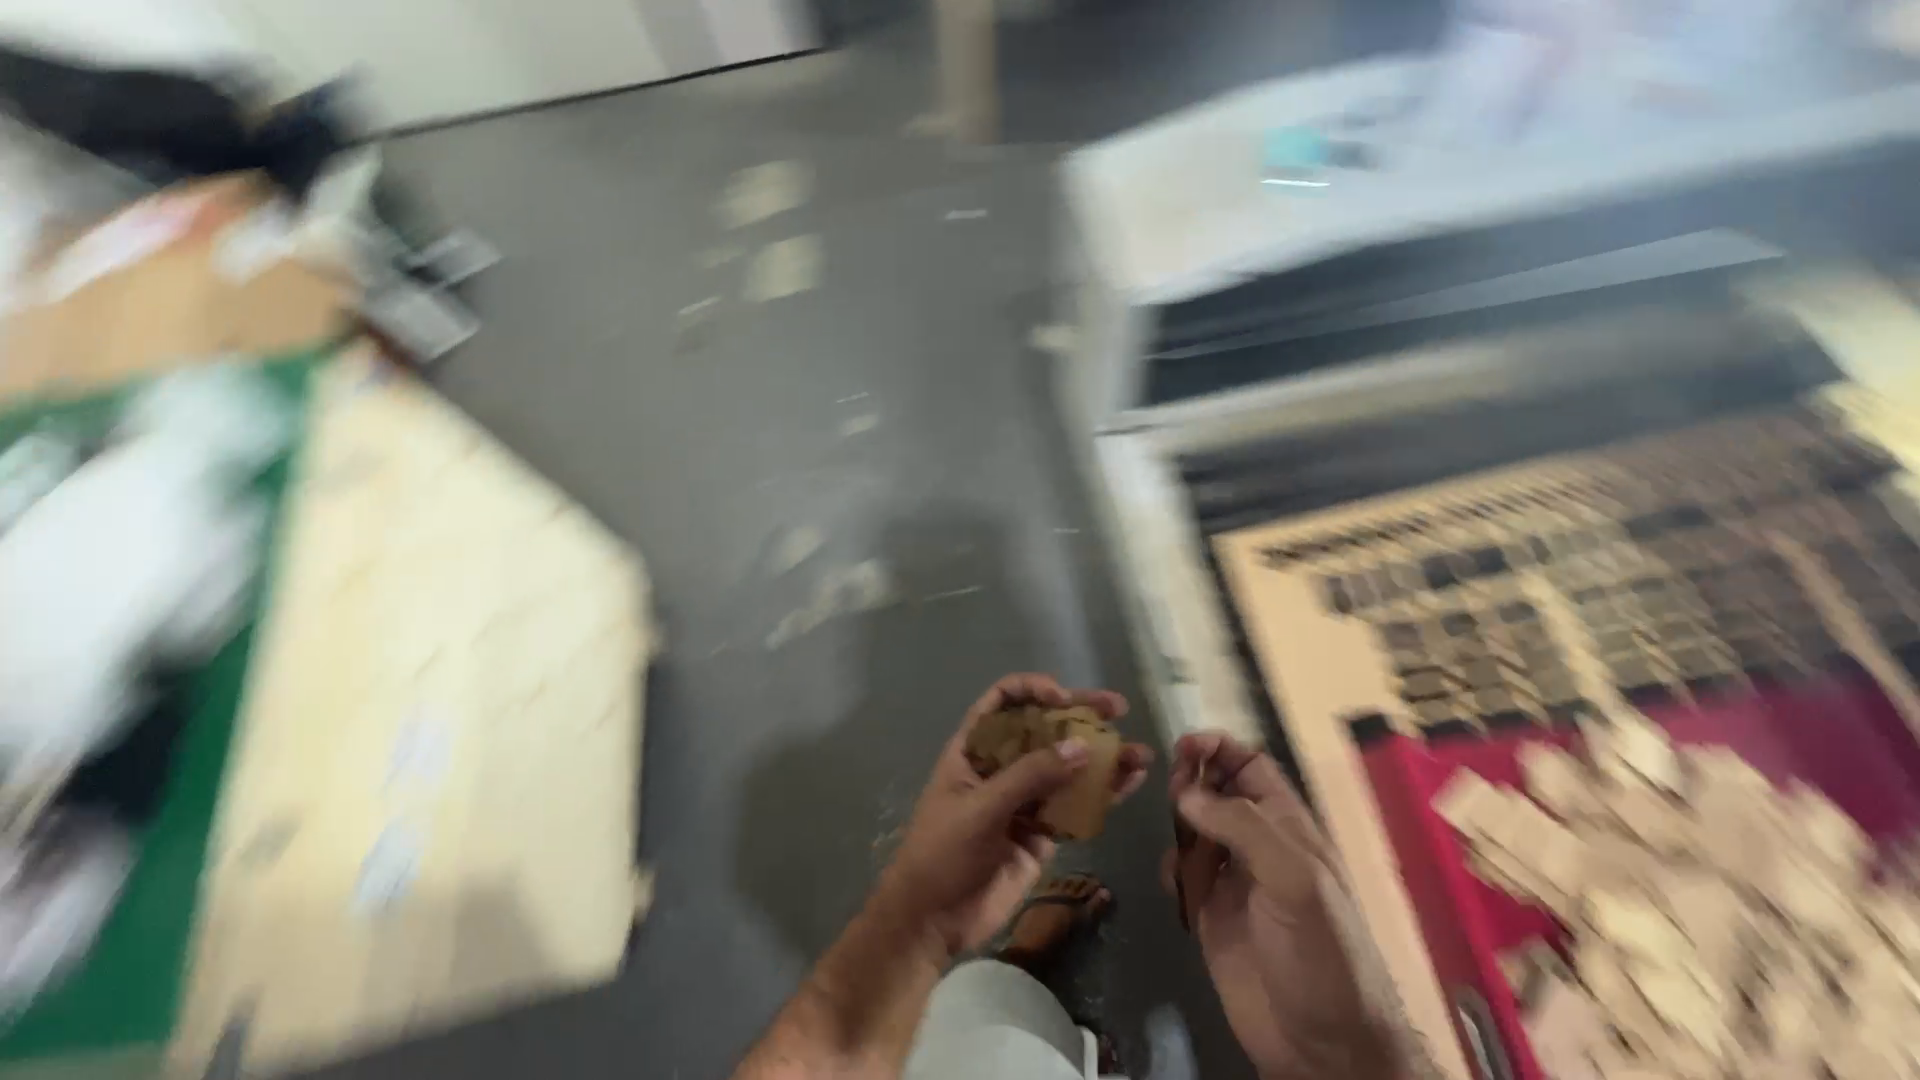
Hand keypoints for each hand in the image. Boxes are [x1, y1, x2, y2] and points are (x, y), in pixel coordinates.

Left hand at [872, 673, 1151, 960]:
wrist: (932, 920)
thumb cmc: (942, 853)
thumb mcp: (981, 809)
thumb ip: (1030, 776)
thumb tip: (1082, 746)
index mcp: (974, 749)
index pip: (1003, 701)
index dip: (1033, 690)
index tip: (1063, 699)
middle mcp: (1002, 766)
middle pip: (1043, 728)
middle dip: (1079, 715)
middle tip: (1117, 708)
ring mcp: (1024, 799)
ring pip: (1067, 767)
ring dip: (1102, 757)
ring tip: (1140, 753)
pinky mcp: (1042, 832)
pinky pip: (1075, 806)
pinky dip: (1103, 794)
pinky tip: (1131, 783)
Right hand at [1163, 733, 1399, 1079]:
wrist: (1324, 1045)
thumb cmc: (1323, 953)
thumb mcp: (1297, 879)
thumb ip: (1244, 826)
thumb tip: (1187, 793)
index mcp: (1289, 829)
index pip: (1252, 767)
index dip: (1221, 749)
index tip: (1184, 745)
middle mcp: (1258, 846)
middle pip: (1217, 792)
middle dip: (1192, 781)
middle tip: (1173, 789)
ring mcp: (1233, 881)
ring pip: (1193, 830)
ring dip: (1177, 823)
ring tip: (1175, 840)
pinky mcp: (1210, 915)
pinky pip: (1182, 875)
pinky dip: (1172, 870)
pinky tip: (1176, 884)